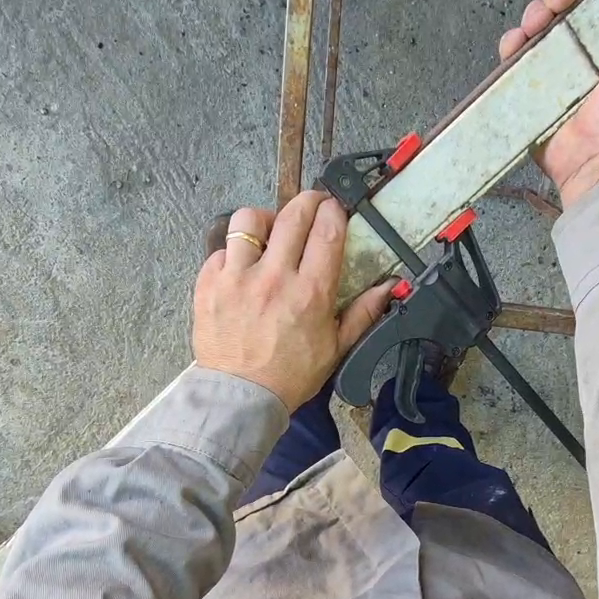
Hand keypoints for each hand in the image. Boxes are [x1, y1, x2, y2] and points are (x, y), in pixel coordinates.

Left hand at [193, 191, 392, 410]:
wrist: (241, 397)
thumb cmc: (290, 375)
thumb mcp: (336, 348)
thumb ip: (363, 312)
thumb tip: (389, 287)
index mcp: (310, 293)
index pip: (326, 230)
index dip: (334, 211)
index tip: (335, 209)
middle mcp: (274, 278)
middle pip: (292, 215)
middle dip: (307, 202)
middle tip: (312, 206)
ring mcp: (237, 278)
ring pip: (249, 220)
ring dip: (265, 219)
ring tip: (270, 233)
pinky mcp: (209, 284)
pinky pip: (222, 248)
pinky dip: (235, 251)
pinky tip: (244, 266)